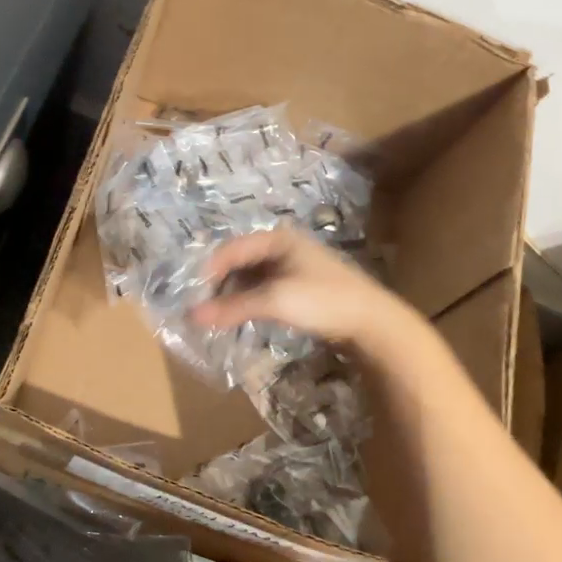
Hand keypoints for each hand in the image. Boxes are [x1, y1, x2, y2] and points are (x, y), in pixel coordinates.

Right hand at [187, 227, 409, 347]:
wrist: (372, 322)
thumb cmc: (324, 301)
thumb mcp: (275, 301)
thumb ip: (233, 307)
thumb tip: (192, 316)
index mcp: (278, 238)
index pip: (230, 249)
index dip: (208, 272)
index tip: (189, 296)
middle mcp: (283, 247)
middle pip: (239, 262)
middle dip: (218, 285)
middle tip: (199, 308)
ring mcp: (293, 268)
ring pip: (250, 279)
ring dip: (232, 297)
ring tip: (215, 317)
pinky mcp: (299, 289)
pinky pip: (263, 291)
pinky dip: (248, 303)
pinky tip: (239, 319)